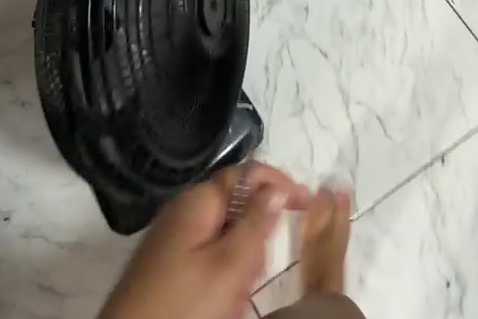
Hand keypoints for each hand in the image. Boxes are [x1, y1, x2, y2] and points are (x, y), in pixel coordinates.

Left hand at [98, 163, 310, 318]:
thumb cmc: (183, 305)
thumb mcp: (229, 266)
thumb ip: (256, 223)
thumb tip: (277, 188)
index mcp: (198, 200)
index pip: (247, 173)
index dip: (280, 183)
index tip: (310, 203)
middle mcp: (184, 209)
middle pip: (236, 204)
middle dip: (256, 232)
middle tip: (262, 266)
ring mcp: (173, 237)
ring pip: (224, 235)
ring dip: (240, 259)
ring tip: (238, 293)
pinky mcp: (167, 263)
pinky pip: (208, 256)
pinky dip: (223, 273)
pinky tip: (222, 301)